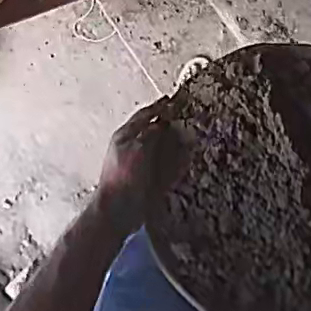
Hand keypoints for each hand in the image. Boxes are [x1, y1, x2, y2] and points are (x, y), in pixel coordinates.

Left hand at [95, 99, 176, 232]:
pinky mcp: (152, 178)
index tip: (175, 100)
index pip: (145, 115)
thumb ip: (149, 134)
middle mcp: (134, 146)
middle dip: (170, 123)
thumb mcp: (136, 149)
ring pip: (163, 146)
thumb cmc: (123, 177)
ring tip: (192, 134)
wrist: (118, 210)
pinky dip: (179, 159)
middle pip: (155, 129)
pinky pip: (169, 165)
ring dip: (177, 140)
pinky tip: (189, 156)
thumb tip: (162, 123)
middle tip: (188, 116)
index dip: (160, 107)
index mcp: (126, 135)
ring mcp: (144, 163)